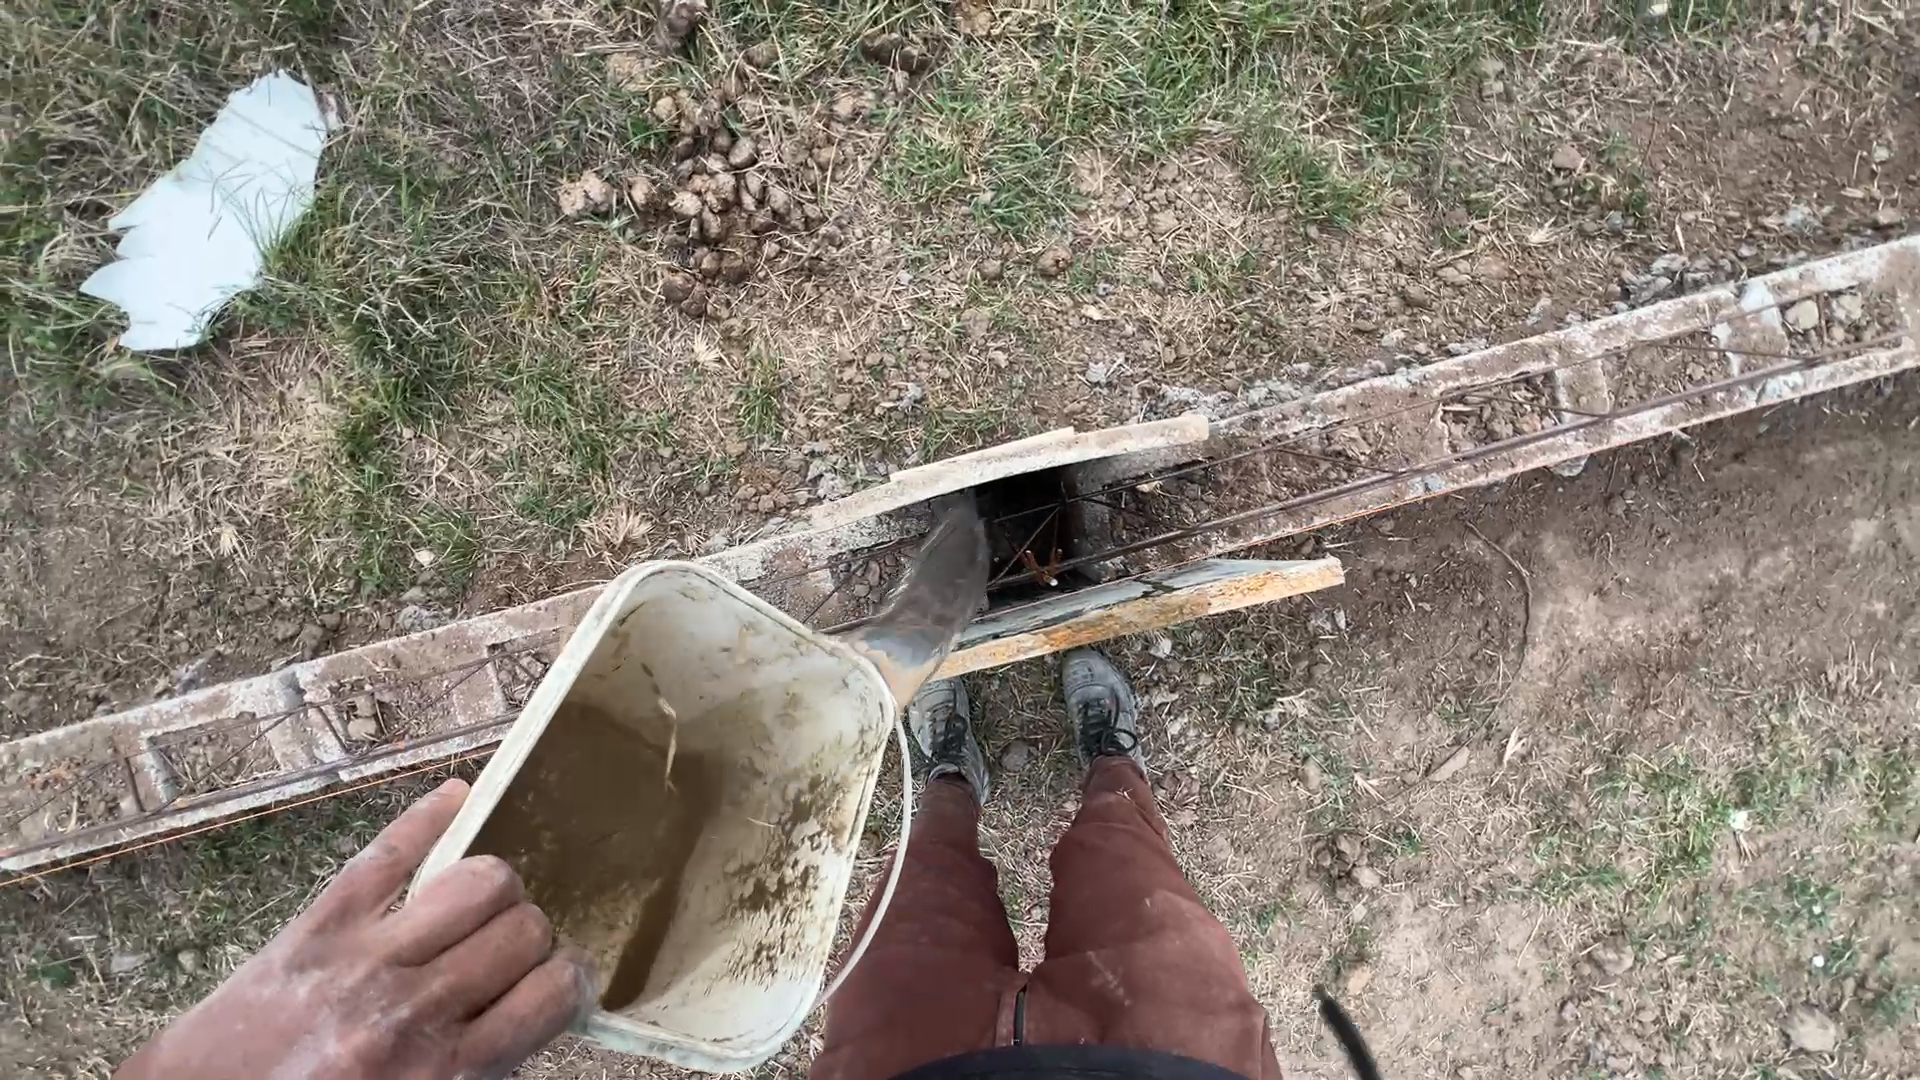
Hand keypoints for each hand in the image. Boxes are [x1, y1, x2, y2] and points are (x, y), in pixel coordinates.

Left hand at [117, 778, 592, 1079]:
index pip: (552, 991)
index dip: (566, 980)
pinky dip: (428, 818)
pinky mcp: (315, 927)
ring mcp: (362, 959)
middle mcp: (410, 1010)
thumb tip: (540, 1004)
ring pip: (481, 880)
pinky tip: (458, 796)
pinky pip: (387, 852)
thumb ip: (482, 1067)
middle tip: (507, 956)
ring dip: (497, 891)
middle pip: (523, 927)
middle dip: (530, 937)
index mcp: (440, 1073)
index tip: (554, 983)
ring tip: (480, 910)